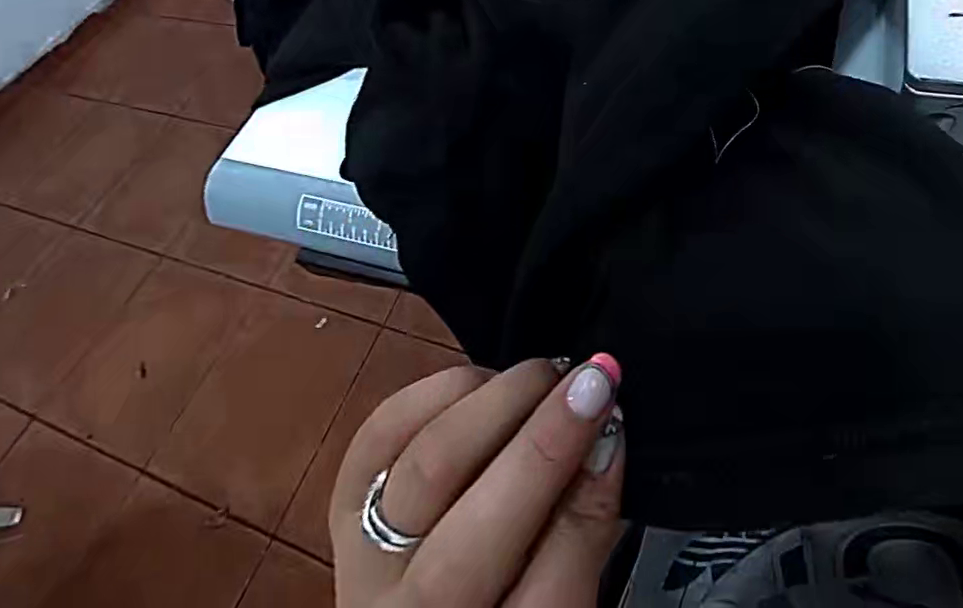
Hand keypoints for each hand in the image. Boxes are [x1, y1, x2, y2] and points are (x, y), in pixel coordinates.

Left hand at [329, 355, 626, 607]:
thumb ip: (586, 525)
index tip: (616, 423)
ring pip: (425, 470)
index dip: (588, 500)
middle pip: (470, 538)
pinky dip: (440, 391)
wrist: (425, 607)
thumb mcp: (563, 586)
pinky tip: (484, 384)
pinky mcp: (345, 502)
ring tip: (544, 378)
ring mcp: (364, 561)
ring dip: (497, 403)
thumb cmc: (507, 591)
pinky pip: (380, 432)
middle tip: (592, 378)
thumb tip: (604, 433)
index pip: (543, 595)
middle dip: (542, 441)